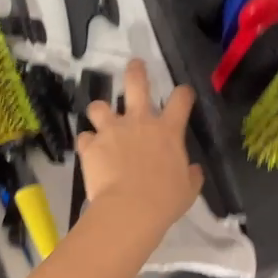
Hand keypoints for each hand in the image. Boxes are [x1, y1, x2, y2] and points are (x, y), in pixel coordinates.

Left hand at [76, 58, 203, 232]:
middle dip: (135, 71)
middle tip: (135, 67)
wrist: (130, 210)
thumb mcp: (188, 190)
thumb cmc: (165, 201)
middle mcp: (138, 122)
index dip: (183, 93)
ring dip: (100, 110)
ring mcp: (111, 131)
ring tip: (100, 117)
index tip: (182, 95)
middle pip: (136, 82)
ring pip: (99, 106)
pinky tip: (89, 152)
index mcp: (168, 131)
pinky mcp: (90, 146)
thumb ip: (191, 176)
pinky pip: (84, 138)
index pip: (181, 98)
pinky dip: (87, 144)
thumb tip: (193, 169)